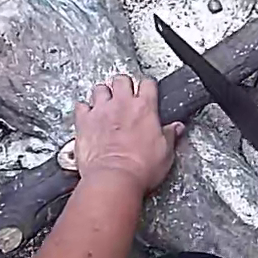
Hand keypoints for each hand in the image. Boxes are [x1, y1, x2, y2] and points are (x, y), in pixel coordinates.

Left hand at [72, 74, 182, 197]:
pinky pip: (81, 106)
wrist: (114, 178)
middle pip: (121, 80)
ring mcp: (101, 111)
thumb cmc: (139, 168)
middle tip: (125, 96)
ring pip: (100, 88)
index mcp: (144, 108)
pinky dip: (84, 110)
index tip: (147, 93)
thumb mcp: (165, 153)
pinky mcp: (84, 122)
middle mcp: (122, 104)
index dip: (147, 87)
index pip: (148, 84)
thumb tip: (177, 128)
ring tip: (105, 104)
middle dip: (123, 85)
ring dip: (103, 94)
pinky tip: (88, 116)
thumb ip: (170, 136)